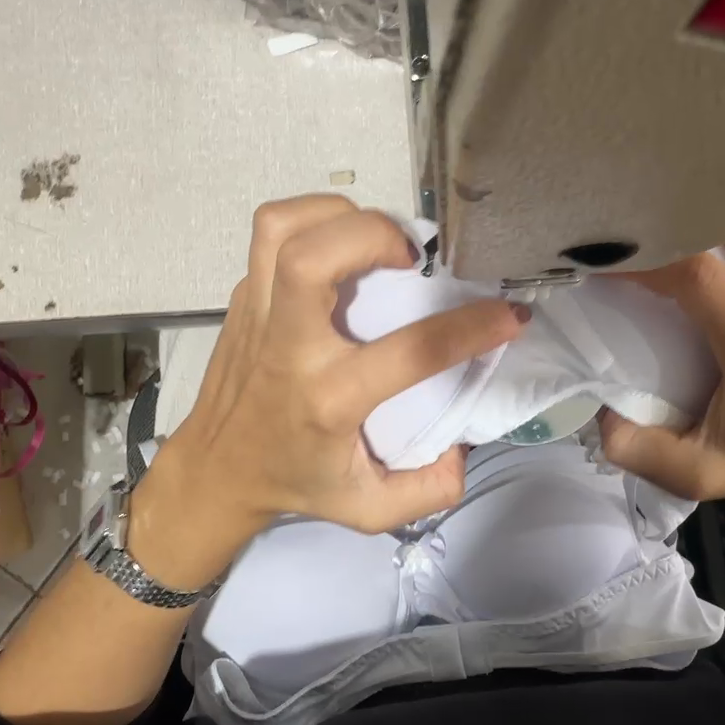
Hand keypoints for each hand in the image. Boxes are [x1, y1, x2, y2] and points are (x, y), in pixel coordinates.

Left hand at [130, 195, 525, 589]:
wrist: (216, 471)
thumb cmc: (296, 482)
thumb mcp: (368, 509)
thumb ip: (427, 489)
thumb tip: (464, 446)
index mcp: (328, 400)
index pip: (408, 351)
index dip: (470, 327)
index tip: (507, 314)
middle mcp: (288, 348)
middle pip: (311, 258)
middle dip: (375, 235)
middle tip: (412, 257)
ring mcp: (257, 314)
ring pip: (281, 230)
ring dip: (338, 215)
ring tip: (375, 241)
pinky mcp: (242, 298)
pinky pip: (270, 235)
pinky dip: (311, 221)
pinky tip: (341, 247)